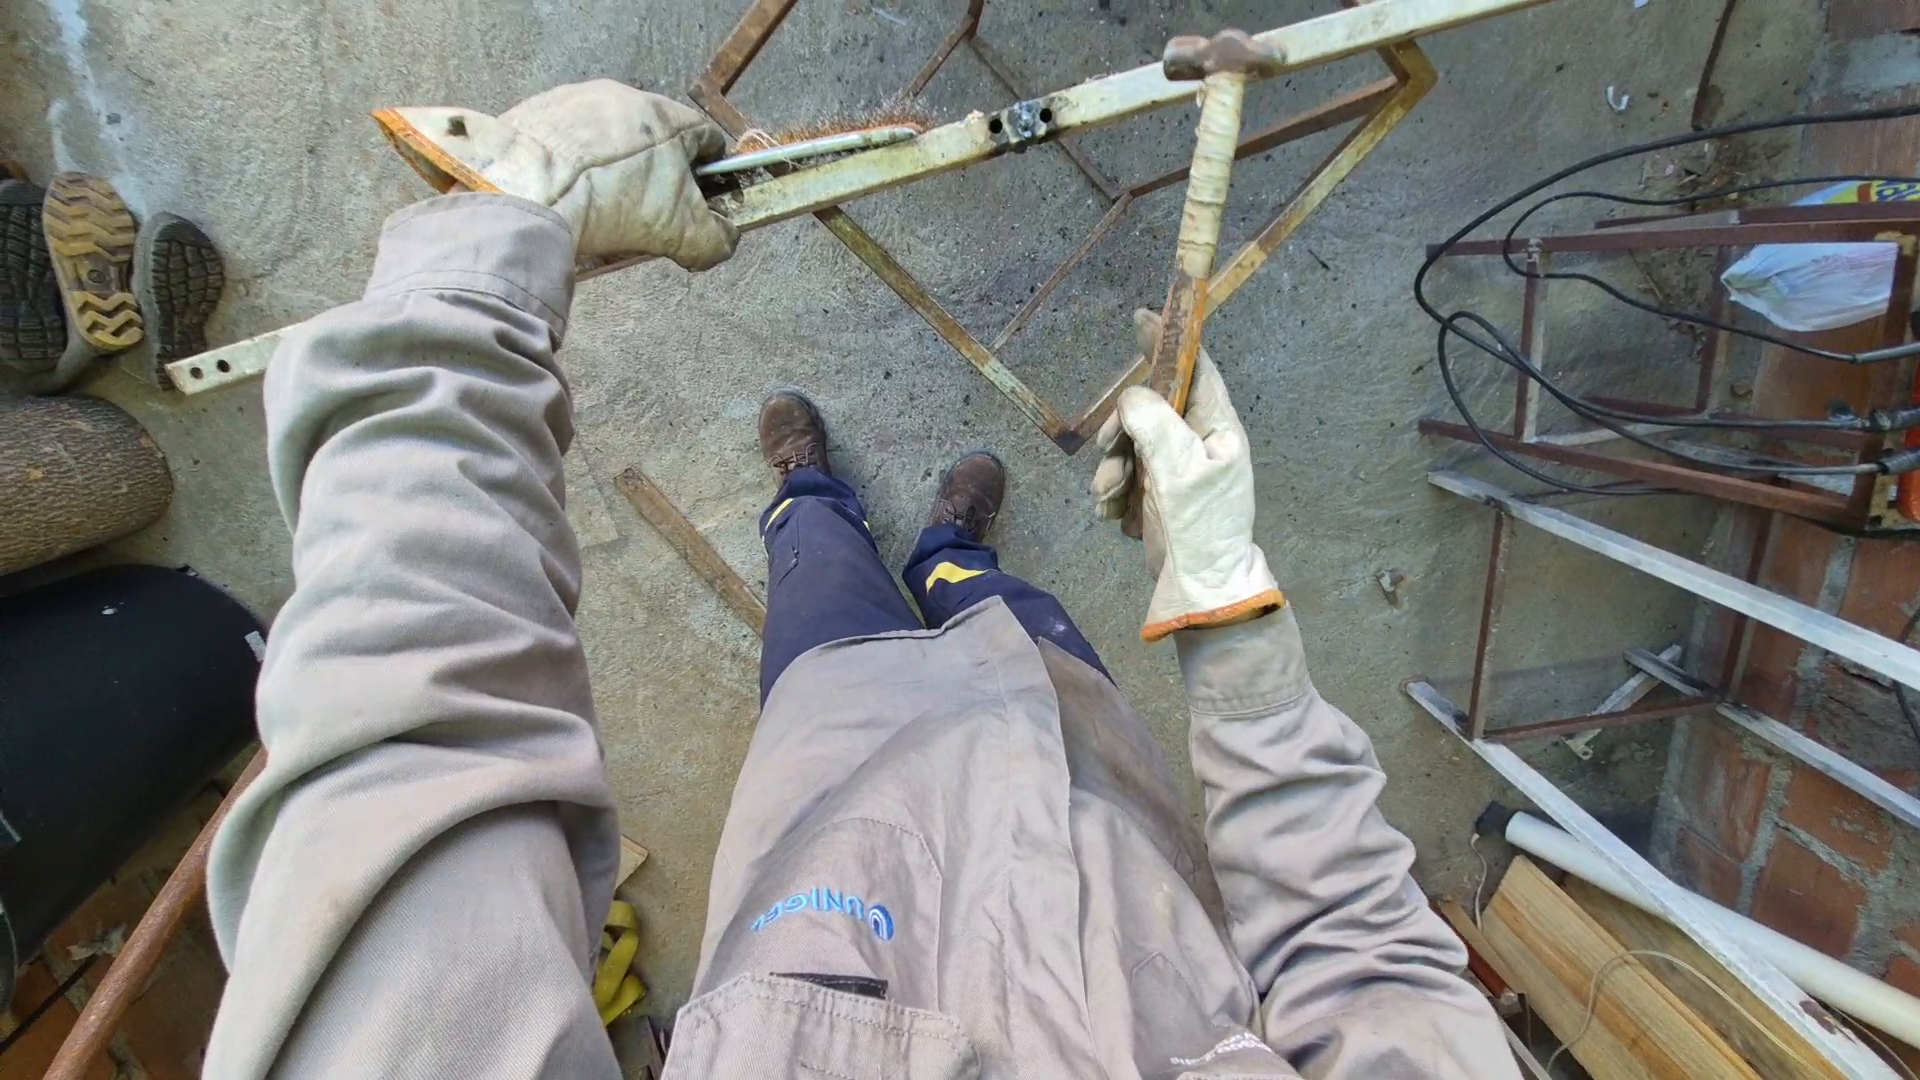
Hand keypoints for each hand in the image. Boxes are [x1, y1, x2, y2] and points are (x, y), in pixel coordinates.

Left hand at [373, 80, 738, 268]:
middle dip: (663, 181)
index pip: (709, 139)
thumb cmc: (616, 205)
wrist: (530, 193)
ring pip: (614, 145)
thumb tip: (724, 239)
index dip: (715, 174)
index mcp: (664, 117)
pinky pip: (571, 149)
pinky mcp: (536, 116)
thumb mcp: (687, 235)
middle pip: (658, 143)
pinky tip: (576, 206)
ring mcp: (574, 103)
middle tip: (656, 219)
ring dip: (620, 178)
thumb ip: (719, 239)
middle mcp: (620, 98)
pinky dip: (580, 176)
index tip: (708, 201)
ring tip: (610, 218)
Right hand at [1091, 309, 1282, 640]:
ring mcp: (1175, 469)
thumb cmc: (1201, 527)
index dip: (1169, 343)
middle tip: (1107, 450)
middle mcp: (1196, 442)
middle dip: (1122, 430)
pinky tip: (1112, 513)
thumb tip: (1132, 396)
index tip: (1141, 318)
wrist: (1198, 588)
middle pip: (1149, 409)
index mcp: (1217, 428)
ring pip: (1129, 445)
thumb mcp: (1179, 470)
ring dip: (1111, 469)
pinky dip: (1112, 492)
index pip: (1195, 370)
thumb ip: (1154, 423)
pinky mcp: (1155, 493)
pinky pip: (1124, 475)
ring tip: (1108, 499)